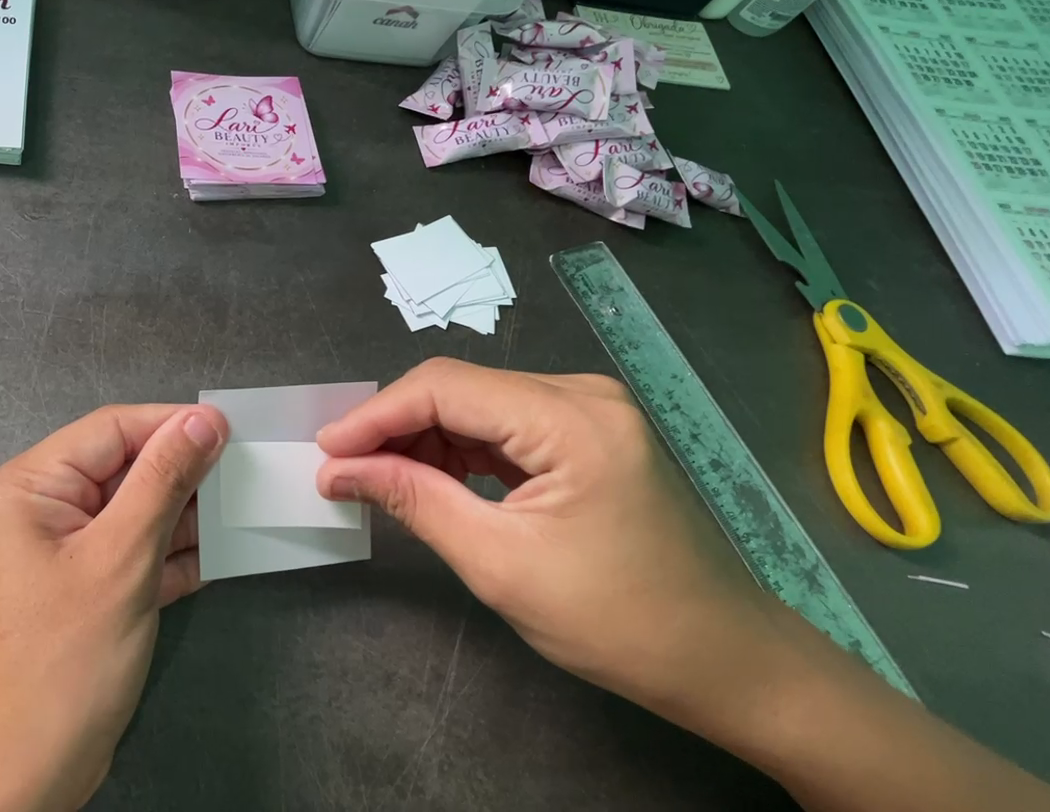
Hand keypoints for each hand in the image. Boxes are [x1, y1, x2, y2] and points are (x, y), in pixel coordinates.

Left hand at [0, 404, 227, 811]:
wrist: (24, 771)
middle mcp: (36, 508)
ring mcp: (57, 549)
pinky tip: (213, 555)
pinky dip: (167, 554)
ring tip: (237, 511)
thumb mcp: (121, 558)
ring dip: (180, 516)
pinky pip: (127, 551)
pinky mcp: (78, 586)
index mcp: (26, 486)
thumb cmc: (66, 659)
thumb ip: (164, 481)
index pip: (109, 431)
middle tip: (242, 474)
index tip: (231, 428)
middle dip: (179, 475)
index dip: (171, 425)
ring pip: (129, 511)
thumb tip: (204, 420)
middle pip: (120, 469)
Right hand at [313, 358, 776, 717]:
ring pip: (474, 405)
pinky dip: (456, 451)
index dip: (375, 415)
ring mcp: (588, 411)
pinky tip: (425, 477)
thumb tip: (338, 470)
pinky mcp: (585, 434)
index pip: (444, 389)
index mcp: (571, 420)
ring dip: (421, 439)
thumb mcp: (498, 564)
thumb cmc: (615, 621)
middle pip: (457, 389)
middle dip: (393, 427)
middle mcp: (581, 395)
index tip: (325, 451)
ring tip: (374, 478)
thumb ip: (413, 499)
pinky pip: (501, 426)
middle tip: (341, 469)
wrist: (724, 661)